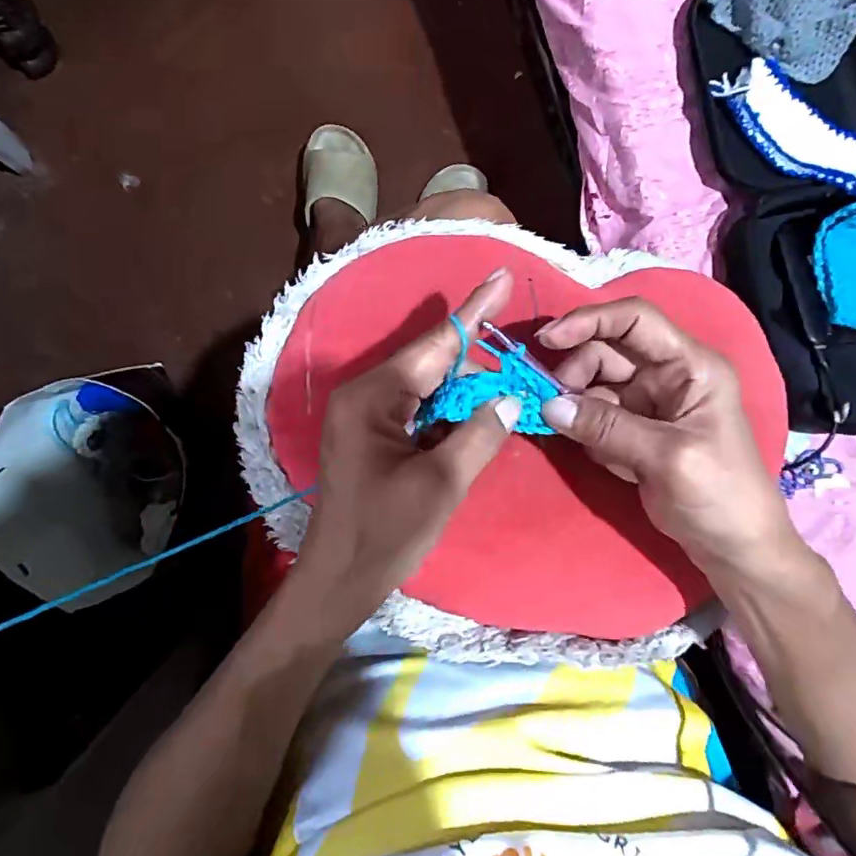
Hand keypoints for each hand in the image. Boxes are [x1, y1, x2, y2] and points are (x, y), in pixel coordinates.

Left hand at [296, 269, 519, 612]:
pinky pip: (417, 409)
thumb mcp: (442, 483)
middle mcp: (364, 394)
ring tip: (501, 402)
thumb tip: (510, 399)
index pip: (435, 344)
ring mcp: (364, 414)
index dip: (473, 312)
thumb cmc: (386, 533)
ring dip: (464, 393)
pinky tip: (474, 422)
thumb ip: (479, 433)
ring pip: (426, 387)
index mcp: (373, 397)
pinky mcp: (370, 434)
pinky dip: (447, 413)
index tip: (499, 276)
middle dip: (476, 367)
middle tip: (517, 379)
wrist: (338, 579)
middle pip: (431, 363)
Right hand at [537, 297, 816, 585]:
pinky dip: (587, 430)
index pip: (635, 319)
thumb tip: (548, 405)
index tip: (547, 341)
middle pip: (606, 350)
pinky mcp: (635, 430)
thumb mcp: (667, 458)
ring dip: (577, 404)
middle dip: (575, 371)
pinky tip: (604, 459)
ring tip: (576, 436)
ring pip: (595, 384)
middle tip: (551, 405)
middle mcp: (668, 375)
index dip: (589, 320)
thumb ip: (608, 427)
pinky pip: (595, 415)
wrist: (735, 549)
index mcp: (691, 366)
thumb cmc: (720, 495)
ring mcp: (650, 403)